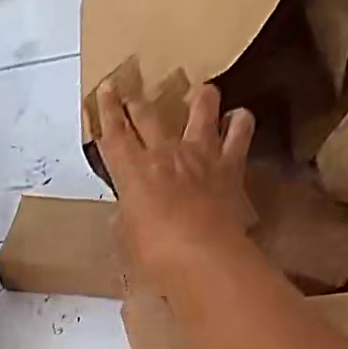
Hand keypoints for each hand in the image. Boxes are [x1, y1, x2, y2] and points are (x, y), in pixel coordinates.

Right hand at [94, 81, 255, 280]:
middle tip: (133, 91)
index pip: (114, 135)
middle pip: (148, 115)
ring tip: (196, 94)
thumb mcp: (126, 239)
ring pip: (201, 106)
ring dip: (197, 97)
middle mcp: (166, 154)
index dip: (107, 111)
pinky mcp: (230, 164)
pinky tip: (235, 120)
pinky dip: (238, 121)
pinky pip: (240, 129)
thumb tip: (124, 213)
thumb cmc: (156, 255)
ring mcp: (201, 154)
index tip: (107, 90)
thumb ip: (124, 218)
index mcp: (133, 172)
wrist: (203, 258)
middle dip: (137, 100)